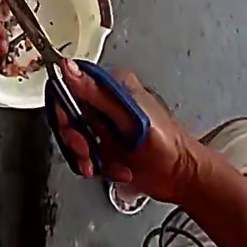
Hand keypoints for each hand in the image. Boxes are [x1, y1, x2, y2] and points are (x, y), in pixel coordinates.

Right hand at [52, 64, 233, 207]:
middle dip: (75, 138)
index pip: (69, 85)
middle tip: (86, 150)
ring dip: (85, 155)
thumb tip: (68, 68)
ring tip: (101, 165)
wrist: (182, 178)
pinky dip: (96, 165)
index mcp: (111, 86)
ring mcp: (102, 124)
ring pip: (73, 136)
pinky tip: (114, 168)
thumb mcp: (129, 116)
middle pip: (67, 114)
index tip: (70, 124)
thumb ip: (96, 93)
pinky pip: (83, 153)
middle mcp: (104, 102)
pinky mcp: (102, 144)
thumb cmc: (167, 145)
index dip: (63, 106)